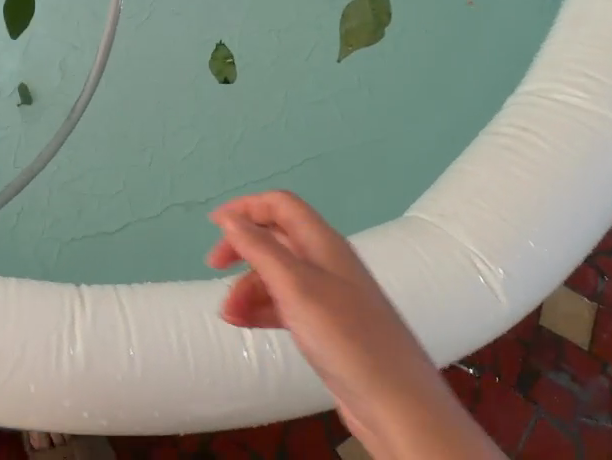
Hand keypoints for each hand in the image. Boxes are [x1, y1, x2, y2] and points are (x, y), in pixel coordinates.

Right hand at [206, 192, 500, 459]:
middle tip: (214, 268)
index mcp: (323, 243)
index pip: (280, 205)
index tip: (214, 226)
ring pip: (276, 275)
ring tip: (228, 314)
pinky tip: (243, 323)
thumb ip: (260, 248)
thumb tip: (229, 219)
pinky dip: (260, 309)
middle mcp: (326, 263)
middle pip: (275, 238)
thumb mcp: (295, 286)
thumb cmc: (345, 337)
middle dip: (242, 250)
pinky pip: (284, 305)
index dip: (246, 207)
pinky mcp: (326, 327)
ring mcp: (328, 296)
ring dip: (247, 287)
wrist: (398, 406)